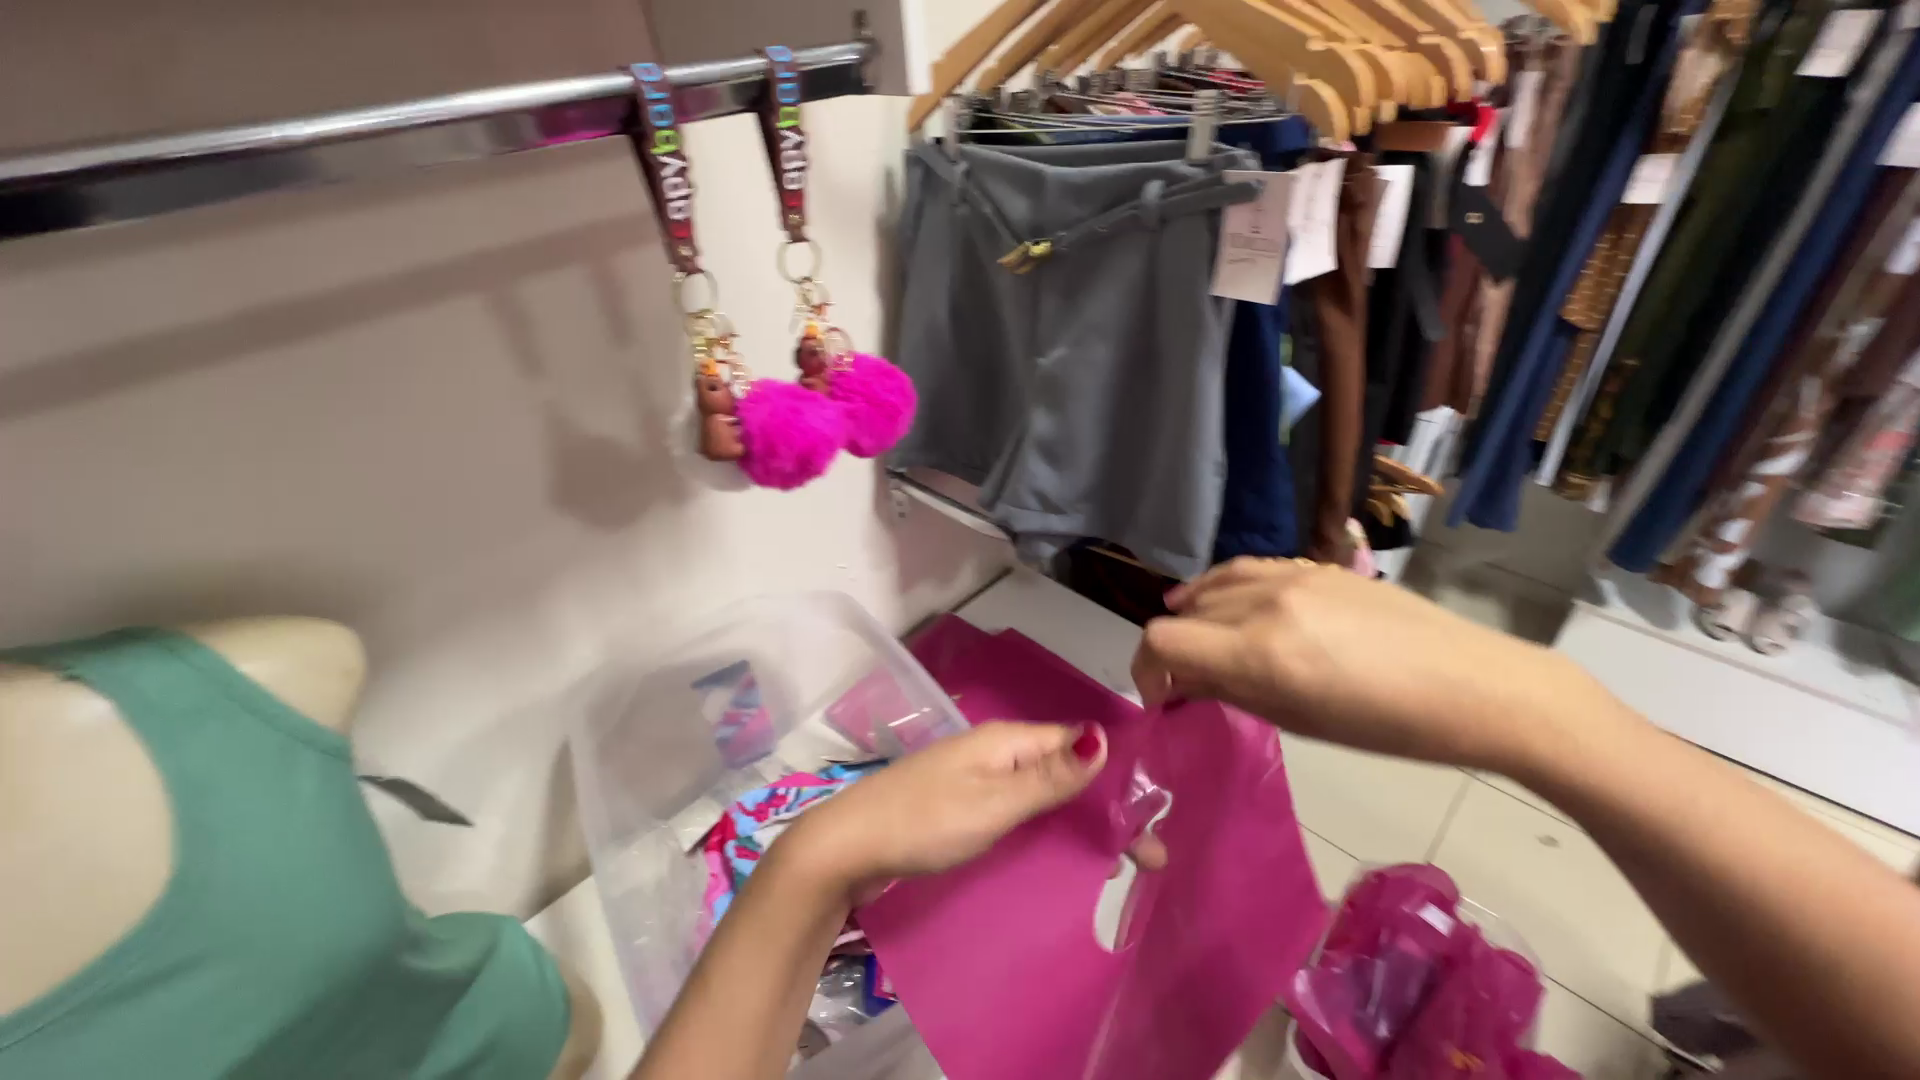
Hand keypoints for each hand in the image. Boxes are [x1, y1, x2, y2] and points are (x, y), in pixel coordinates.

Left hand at [787, 721, 1165, 903]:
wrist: (848, 847)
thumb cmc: (925, 821)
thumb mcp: (993, 802)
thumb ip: (1049, 776)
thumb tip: (1105, 736)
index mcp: (1006, 740)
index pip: (1077, 743)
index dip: (1119, 773)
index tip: (1158, 814)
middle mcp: (995, 752)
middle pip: (1063, 769)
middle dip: (1105, 804)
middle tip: (1147, 856)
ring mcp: (977, 779)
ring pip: (1042, 792)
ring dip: (1080, 818)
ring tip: (1121, 860)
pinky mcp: (963, 807)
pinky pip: (1018, 809)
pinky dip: (1047, 827)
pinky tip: (1063, 852)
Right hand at [1131, 557, 1614, 773]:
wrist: (1475, 686)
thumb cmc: (1388, 727)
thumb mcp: (1298, 720)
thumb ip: (1228, 690)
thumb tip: (1180, 680)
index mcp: (1260, 653)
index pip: (1162, 642)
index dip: (1147, 671)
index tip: (1163, 696)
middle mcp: (1265, 605)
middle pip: (1181, 615)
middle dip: (1172, 651)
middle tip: (1188, 683)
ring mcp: (1290, 577)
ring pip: (1208, 586)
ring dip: (1193, 617)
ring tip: (1200, 643)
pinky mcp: (1313, 566)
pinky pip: (1244, 569)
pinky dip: (1220, 588)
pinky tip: (1220, 602)